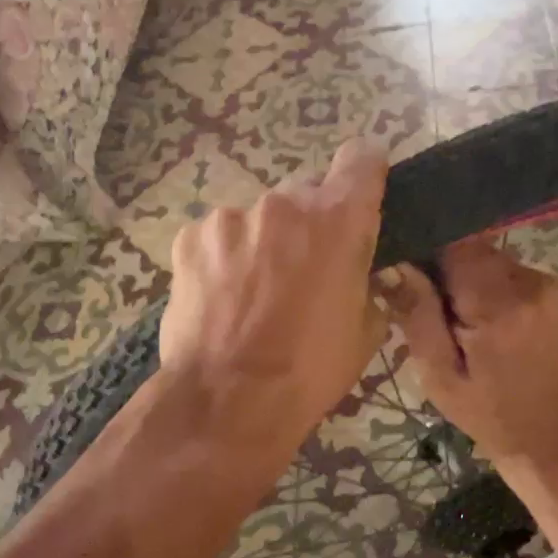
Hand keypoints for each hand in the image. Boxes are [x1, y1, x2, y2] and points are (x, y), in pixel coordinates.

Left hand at [160, 140, 388, 449]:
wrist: (227, 399)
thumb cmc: (309, 370)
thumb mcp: (365, 331)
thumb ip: (367, 283)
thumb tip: (362, 273)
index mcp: (338, 219)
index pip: (362, 158)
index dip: (363, 175)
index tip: (359, 201)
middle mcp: (284, 203)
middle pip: (304, 192)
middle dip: (308, 222)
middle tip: (301, 268)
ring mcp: (231, 217)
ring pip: (257, 216)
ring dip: (262, 241)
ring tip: (252, 292)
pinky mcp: (190, 236)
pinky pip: (217, 235)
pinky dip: (222, 257)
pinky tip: (220, 297)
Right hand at [386, 240, 557, 461]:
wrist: (540, 428)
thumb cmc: (481, 409)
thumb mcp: (436, 374)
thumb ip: (418, 316)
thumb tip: (399, 264)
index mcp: (500, 309)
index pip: (453, 247)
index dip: (425, 258)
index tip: (410, 285)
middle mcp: (529, 284)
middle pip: (469, 247)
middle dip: (443, 269)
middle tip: (432, 311)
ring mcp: (543, 281)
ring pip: (483, 254)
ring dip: (462, 276)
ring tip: (454, 317)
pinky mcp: (548, 284)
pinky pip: (499, 266)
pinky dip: (481, 282)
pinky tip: (476, 316)